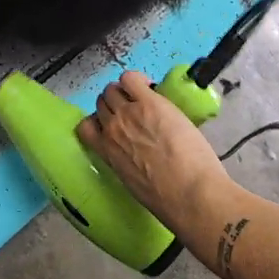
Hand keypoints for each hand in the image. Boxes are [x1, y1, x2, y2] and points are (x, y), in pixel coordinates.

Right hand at [76, 70, 234, 228]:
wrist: (192, 194)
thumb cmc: (168, 200)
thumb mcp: (133, 184)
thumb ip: (124, 162)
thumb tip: (132, 154)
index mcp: (107, 152)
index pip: (86, 126)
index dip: (99, 121)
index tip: (112, 125)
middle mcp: (112, 129)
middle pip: (102, 103)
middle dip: (115, 105)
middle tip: (134, 111)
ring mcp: (129, 112)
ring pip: (113, 89)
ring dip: (125, 92)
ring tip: (144, 99)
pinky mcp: (150, 102)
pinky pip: (131, 78)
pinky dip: (138, 80)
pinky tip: (150, 87)